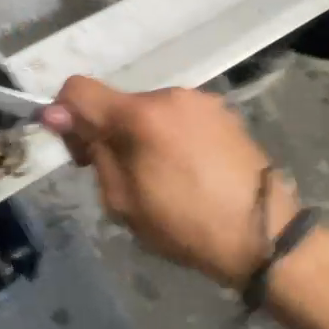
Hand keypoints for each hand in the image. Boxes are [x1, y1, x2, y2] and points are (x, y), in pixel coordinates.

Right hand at [40, 77, 296, 288]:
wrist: (268, 239)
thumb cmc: (185, 225)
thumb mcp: (121, 198)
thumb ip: (92, 150)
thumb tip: (60, 116)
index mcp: (140, 115)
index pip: (78, 89)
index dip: (63, 112)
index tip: (74, 147)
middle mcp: (170, 95)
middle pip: (115, 102)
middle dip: (106, 131)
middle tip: (116, 173)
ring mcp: (201, 102)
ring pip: (147, 110)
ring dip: (138, 134)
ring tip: (156, 174)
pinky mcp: (224, 114)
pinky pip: (177, 117)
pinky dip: (167, 135)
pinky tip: (183, 169)